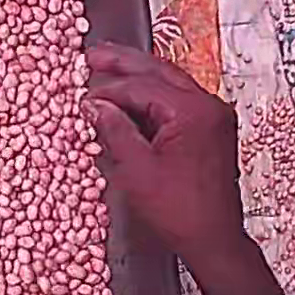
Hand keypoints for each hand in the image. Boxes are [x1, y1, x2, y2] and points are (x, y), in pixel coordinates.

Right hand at [83, 43, 247, 264]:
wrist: (213, 239)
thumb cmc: (179, 211)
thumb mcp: (137, 170)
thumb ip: (115, 131)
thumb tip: (93, 106)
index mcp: (193, 112)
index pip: (142, 86)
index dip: (108, 90)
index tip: (82, 95)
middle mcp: (208, 106)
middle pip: (159, 72)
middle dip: (124, 63)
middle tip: (92, 55)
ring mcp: (211, 118)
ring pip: (168, 84)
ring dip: (137, 78)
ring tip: (106, 70)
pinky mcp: (208, 131)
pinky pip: (175, 104)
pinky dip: (150, 100)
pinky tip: (128, 102)